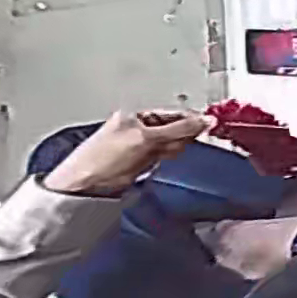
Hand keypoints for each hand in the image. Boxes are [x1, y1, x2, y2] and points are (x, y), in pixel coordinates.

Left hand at [43, 110, 214, 196]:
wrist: (87, 185)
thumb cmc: (104, 158)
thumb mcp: (147, 137)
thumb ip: (182, 127)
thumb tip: (209, 120)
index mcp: (136, 115)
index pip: (177, 112)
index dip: (192, 119)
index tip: (206, 126)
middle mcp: (141, 126)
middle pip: (179, 126)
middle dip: (179, 136)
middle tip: (167, 143)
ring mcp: (145, 141)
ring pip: (177, 140)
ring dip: (173, 147)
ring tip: (157, 153)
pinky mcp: (148, 155)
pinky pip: (170, 150)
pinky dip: (168, 154)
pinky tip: (158, 158)